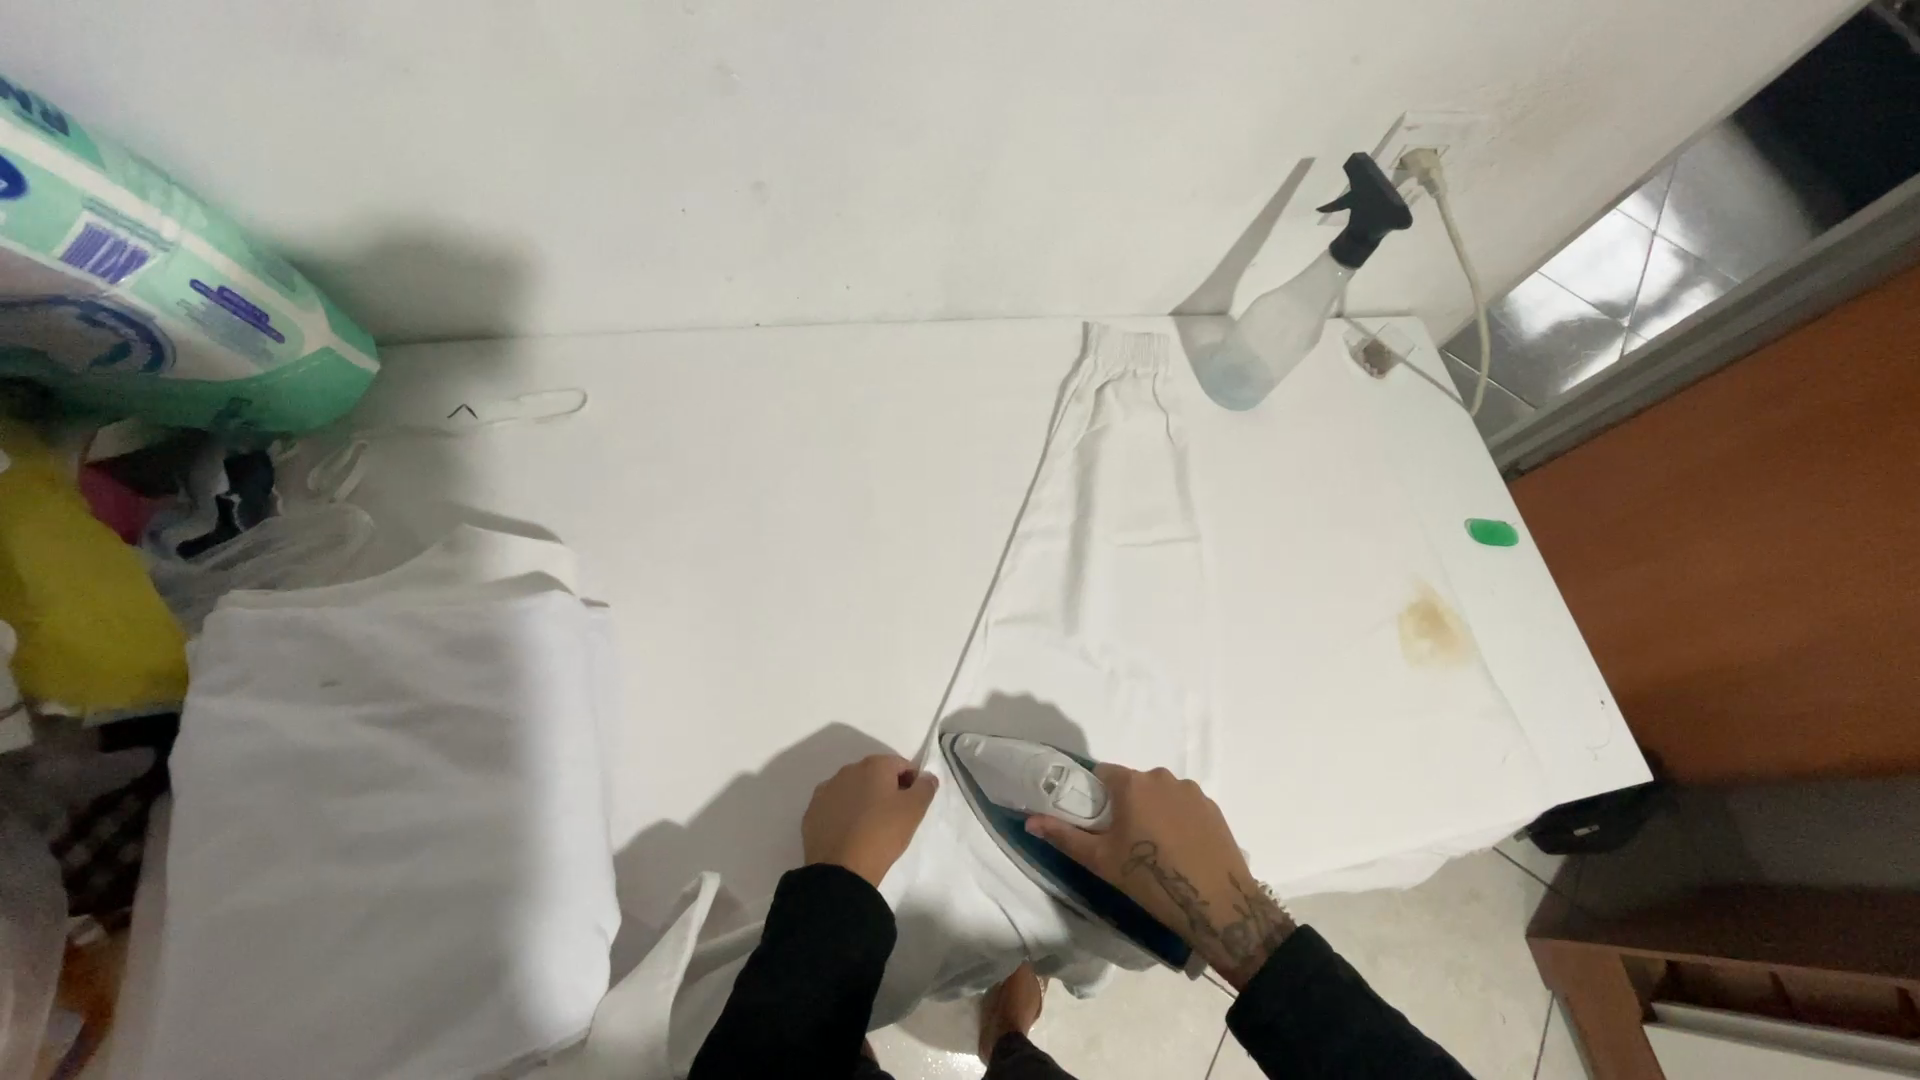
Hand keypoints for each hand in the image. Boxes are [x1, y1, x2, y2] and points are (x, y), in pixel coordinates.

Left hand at [802, 754, 938, 886]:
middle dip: (886, 790)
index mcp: (874, 765)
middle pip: (875, 774)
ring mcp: (826, 791)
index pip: (901, 765)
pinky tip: (850, 834)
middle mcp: (847, 770)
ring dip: (863, 800)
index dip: (912, 782)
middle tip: (895, 817)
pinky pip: (834, 807)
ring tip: (870, 827)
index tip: (914, 805)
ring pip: (852, 790)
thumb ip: (925, 787)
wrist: (841, 870)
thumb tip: (926, 776)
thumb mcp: (915, 810)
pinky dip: (844, 814)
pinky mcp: (812, 812)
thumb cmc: (883, 834)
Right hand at [1024, 765, 1292, 988]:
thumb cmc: (1151, 879)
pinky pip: (1183, 805)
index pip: (1103, 773)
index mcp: (1133, 784)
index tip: (1095, 821)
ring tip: (1154, 849)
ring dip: (1152, 811)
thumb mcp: (1101, 861)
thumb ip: (1064, 836)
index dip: (1094, 794)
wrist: (1217, 904)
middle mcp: (1162, 777)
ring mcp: (1191, 791)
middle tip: (1122, 841)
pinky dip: (1176, 820)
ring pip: (1159, 794)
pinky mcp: (1213, 807)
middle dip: (1124, 805)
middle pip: (1132, 783)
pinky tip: (1178, 850)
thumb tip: (1030, 821)